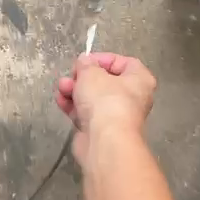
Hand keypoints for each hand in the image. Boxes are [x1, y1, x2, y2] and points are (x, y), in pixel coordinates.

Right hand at [56, 52, 156, 167]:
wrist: (104, 141)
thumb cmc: (105, 100)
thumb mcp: (92, 73)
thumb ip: (86, 64)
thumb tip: (84, 61)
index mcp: (139, 80)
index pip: (123, 62)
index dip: (102, 59)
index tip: (84, 61)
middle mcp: (131, 98)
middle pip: (105, 81)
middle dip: (82, 77)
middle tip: (70, 76)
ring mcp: (115, 116)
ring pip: (92, 98)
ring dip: (74, 91)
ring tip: (61, 88)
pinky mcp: (100, 130)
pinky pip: (86, 113)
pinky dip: (73, 106)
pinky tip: (60, 101)